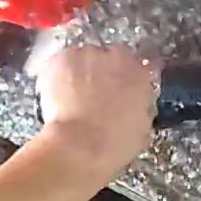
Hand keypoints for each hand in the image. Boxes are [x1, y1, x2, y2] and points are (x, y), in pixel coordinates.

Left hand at [36, 44, 159, 178]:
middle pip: (109, 59)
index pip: (139, 66)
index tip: (124, 89)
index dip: (129, 80)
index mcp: (140, 74)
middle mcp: (116, 58)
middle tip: (97, 98)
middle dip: (103, 75)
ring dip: (80, 74)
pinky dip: (58, 77)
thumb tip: (136, 101)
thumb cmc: (114, 141)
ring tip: (75, 100)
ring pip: (83, 60)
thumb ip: (141, 104)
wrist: (81, 144)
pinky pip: (60, 65)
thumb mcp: (142, 125)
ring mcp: (87, 56)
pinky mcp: (60, 60)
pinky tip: (60, 98)